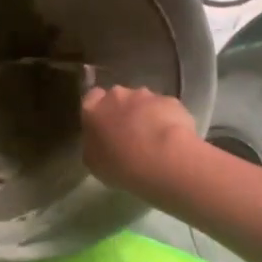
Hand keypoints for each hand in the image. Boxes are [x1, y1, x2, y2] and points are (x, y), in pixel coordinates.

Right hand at [80, 85, 200, 193]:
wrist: (164, 158)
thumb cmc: (122, 165)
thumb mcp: (94, 163)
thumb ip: (93, 145)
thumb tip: (99, 141)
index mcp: (92, 110)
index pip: (91, 99)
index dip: (98, 112)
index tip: (104, 127)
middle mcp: (117, 96)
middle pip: (118, 98)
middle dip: (123, 111)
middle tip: (129, 135)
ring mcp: (146, 96)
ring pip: (143, 102)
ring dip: (145, 115)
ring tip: (153, 140)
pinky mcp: (170, 101)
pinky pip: (165, 109)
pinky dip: (166, 120)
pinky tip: (171, 140)